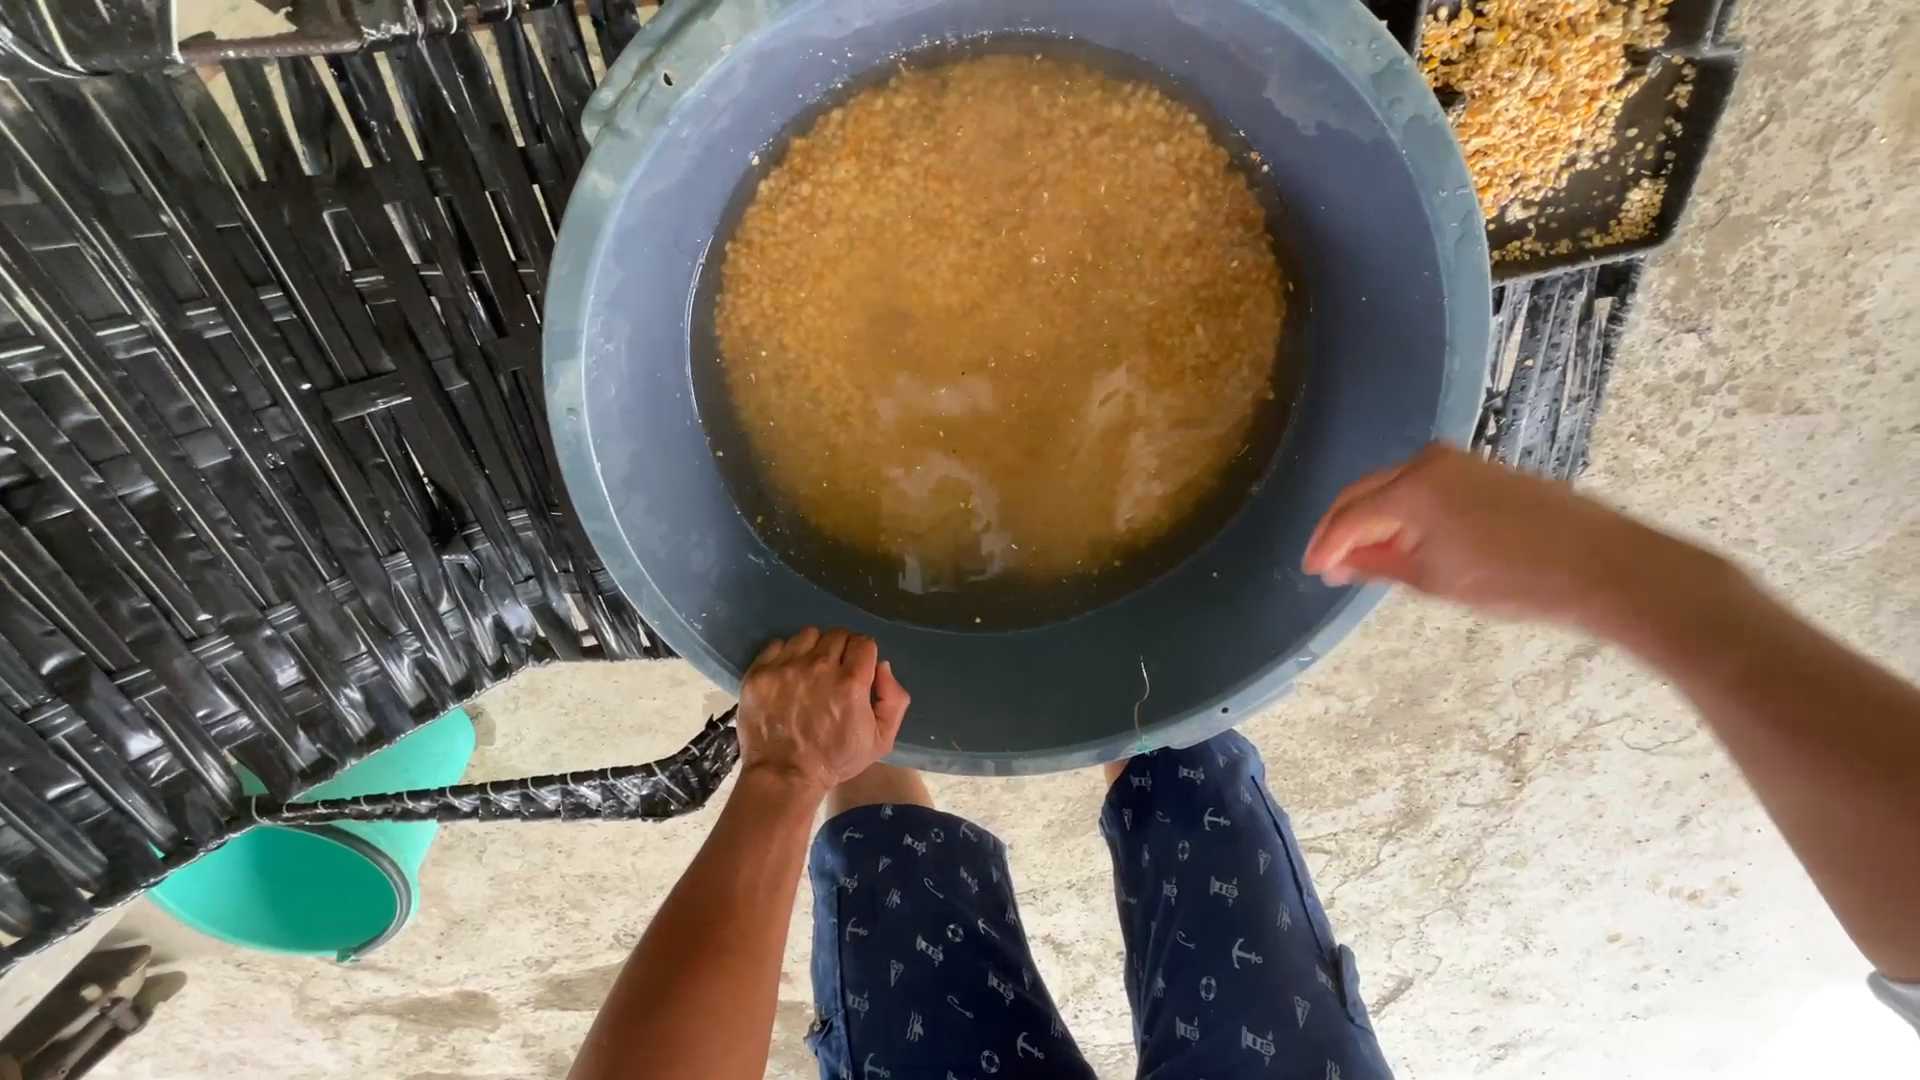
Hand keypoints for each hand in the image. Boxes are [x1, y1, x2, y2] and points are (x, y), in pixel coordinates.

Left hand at [736, 627, 910, 797]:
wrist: (784, 776)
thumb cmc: (835, 759)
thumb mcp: (881, 739)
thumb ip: (894, 698)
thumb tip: (882, 665)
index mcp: (851, 682)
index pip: (864, 642)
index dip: (864, 654)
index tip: (858, 668)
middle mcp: (819, 668)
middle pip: (838, 635)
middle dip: (842, 649)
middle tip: (836, 670)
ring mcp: (786, 668)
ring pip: (809, 635)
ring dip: (815, 649)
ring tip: (811, 670)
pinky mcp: (760, 673)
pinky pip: (779, 644)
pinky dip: (788, 655)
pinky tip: (789, 674)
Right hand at [1301, 444, 1720, 628]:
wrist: (1606, 568)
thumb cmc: (1514, 579)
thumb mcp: (1434, 580)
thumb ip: (1378, 564)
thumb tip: (1342, 563)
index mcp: (1411, 488)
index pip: (1349, 516)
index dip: (1325, 546)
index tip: (1312, 571)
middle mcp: (1429, 463)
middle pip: (1365, 493)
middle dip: (1342, 528)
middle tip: (1327, 561)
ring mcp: (1461, 463)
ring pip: (1394, 488)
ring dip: (1373, 520)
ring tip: (1363, 557)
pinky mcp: (1485, 472)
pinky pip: (1424, 488)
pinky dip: (1405, 514)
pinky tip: (1405, 541)